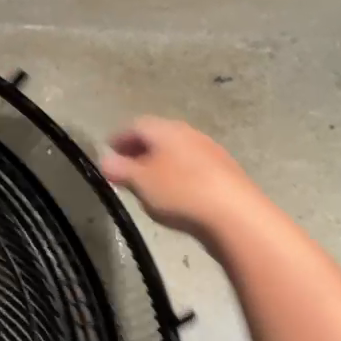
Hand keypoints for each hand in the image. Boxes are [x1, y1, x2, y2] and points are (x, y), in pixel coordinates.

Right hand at [101, 116, 263, 242]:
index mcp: (166, 130)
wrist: (236, 215)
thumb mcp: (139, 182)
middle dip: (138, 149)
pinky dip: (176, 173)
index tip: (107, 150)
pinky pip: (191, 166)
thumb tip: (105, 160)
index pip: (136, 125)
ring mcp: (210, 152)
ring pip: (176, 151)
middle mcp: (189, 134)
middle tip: (124, 166)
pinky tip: (173, 192)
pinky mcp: (224, 172)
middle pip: (158, 136)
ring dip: (158, 162)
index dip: (119, 137)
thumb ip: (119, 169)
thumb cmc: (180, 193)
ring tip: (146, 182)